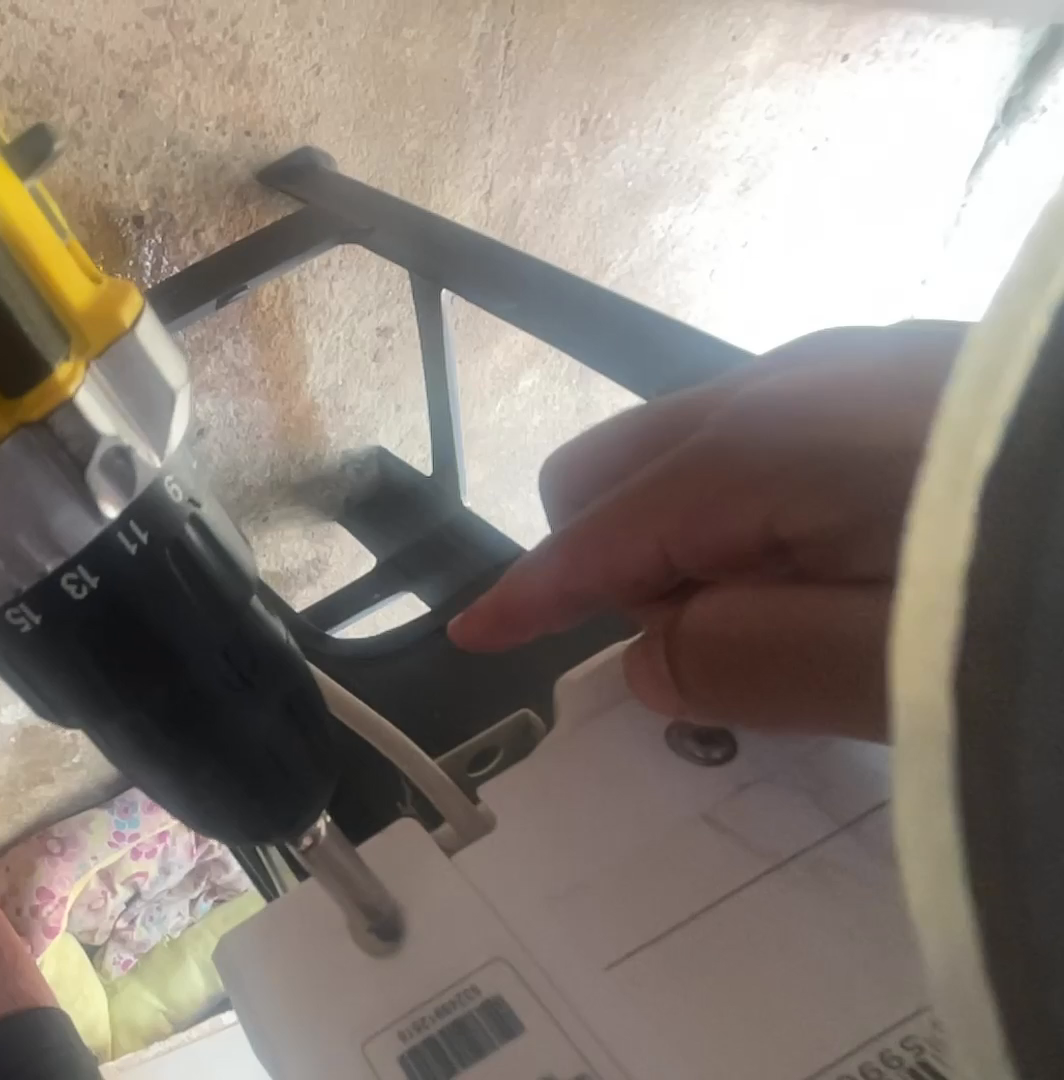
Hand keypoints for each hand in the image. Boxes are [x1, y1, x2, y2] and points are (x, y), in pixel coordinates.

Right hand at [449, 321, 967, 738]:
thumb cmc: (1048, 601)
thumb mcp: (894, 662)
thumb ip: (733, 661)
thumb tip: (646, 655)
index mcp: (753, 452)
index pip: (592, 542)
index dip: (525, 596)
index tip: (472, 637)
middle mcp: (767, 387)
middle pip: (598, 473)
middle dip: (606, 558)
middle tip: (696, 632)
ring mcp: (825, 367)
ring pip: (667, 454)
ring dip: (675, 534)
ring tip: (780, 595)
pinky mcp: (879, 372)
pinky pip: (739, 439)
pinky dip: (735, 504)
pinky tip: (827, 545)